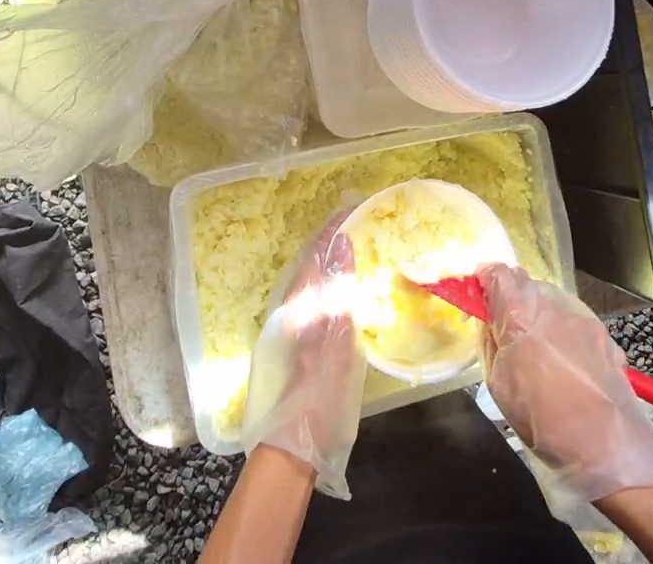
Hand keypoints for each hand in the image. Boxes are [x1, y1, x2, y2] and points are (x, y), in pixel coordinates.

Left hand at [241, 211, 367, 498]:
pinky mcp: (299, 344)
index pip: (317, 255)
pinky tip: (347, 286)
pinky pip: (316, 298)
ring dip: (331, 258)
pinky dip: (331, 281)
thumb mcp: (337, 346)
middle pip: (311, 264)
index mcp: (298, 308)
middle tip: (360, 217)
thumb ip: (339, 296)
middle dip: (333, 238)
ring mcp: (293, 328)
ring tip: (356, 241)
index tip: (354, 204)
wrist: (293, 447)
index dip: (334, 228)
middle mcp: (291, 312)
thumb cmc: (318, 399)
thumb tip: (343, 247)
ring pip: (312, 280)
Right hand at [478, 263, 652, 501]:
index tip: (480, 295)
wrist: (606, 446)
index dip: (486, 280)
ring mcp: (582, 316)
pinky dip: (563, 329)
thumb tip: (490, 322)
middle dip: (513, 299)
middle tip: (507, 329)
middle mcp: (553, 304)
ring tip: (538, 349)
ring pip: (552, 299)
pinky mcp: (603, 332)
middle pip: (527, 283)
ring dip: (539, 313)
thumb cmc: (542, 420)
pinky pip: (574, 319)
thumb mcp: (498, 384)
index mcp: (520, 314)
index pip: (498, 274)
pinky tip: (564, 361)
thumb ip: (491, 343)